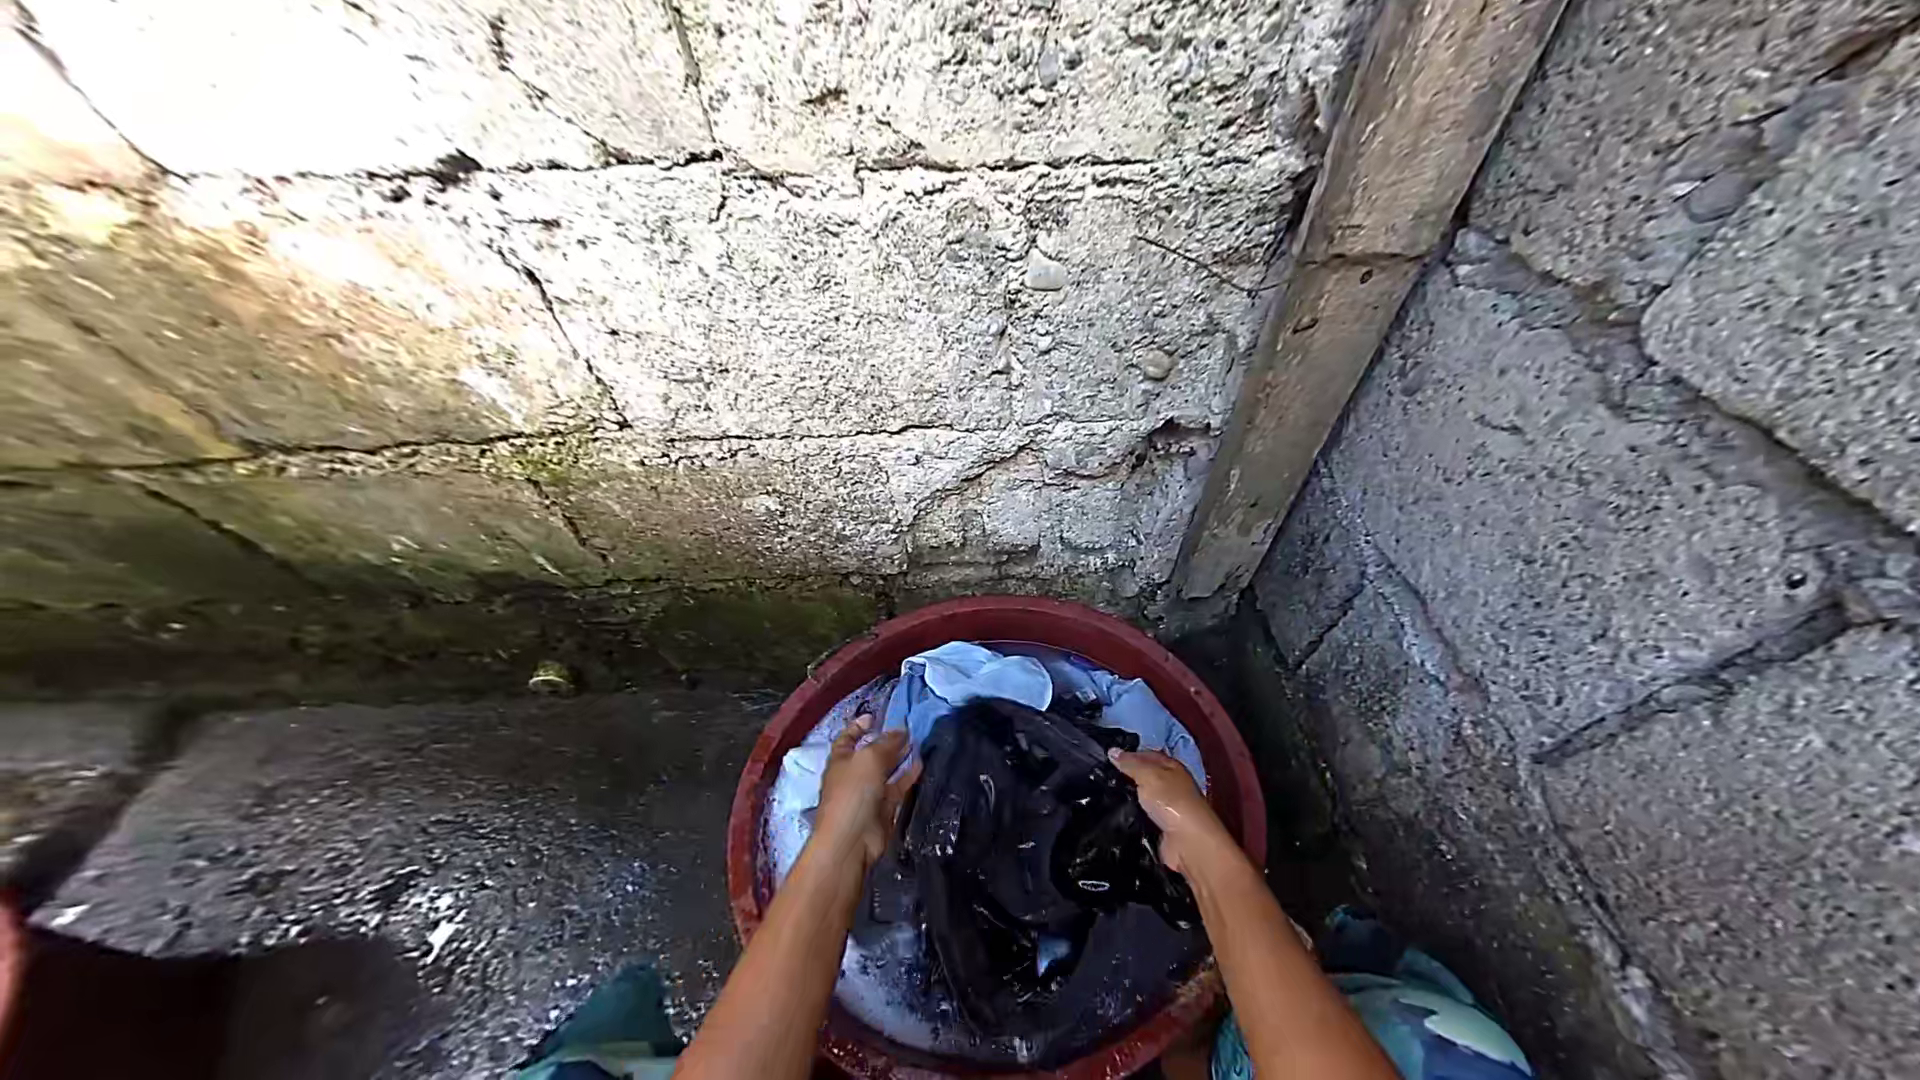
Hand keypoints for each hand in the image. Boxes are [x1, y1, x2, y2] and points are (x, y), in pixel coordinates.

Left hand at [814, 712, 920, 868]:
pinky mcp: (883, 809)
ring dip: (900, 757)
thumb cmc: (853, 792)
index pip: (848, 737)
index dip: (859, 726)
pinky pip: (897, 788)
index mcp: (841, 760)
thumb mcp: (869, 758)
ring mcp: (868, 793)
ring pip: (886, 770)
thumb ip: (886, 743)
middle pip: (871, 753)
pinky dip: (908, 776)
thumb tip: (901, 731)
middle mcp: (853, 775)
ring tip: (918, 743)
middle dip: (887, 741)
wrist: (852, 840)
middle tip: (908, 729)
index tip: (876, 717)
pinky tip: (921, 765)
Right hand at [1110, 748, 1234, 875]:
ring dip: (1124, 797)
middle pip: (1142, 776)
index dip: (1127, 754)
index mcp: (1171, 767)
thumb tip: (1112, 751)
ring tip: (1100, 793)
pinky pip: (1139, 816)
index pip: (1146, 755)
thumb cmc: (1171, 801)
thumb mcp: (1148, 775)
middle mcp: (1170, 785)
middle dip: (1124, 776)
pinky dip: (1128, 815)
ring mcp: (1165, 807)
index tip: (1105, 757)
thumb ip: (1130, 764)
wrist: (1189, 843)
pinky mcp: (1159, 827)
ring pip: (1139, 797)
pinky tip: (1113, 813)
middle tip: (1099, 776)